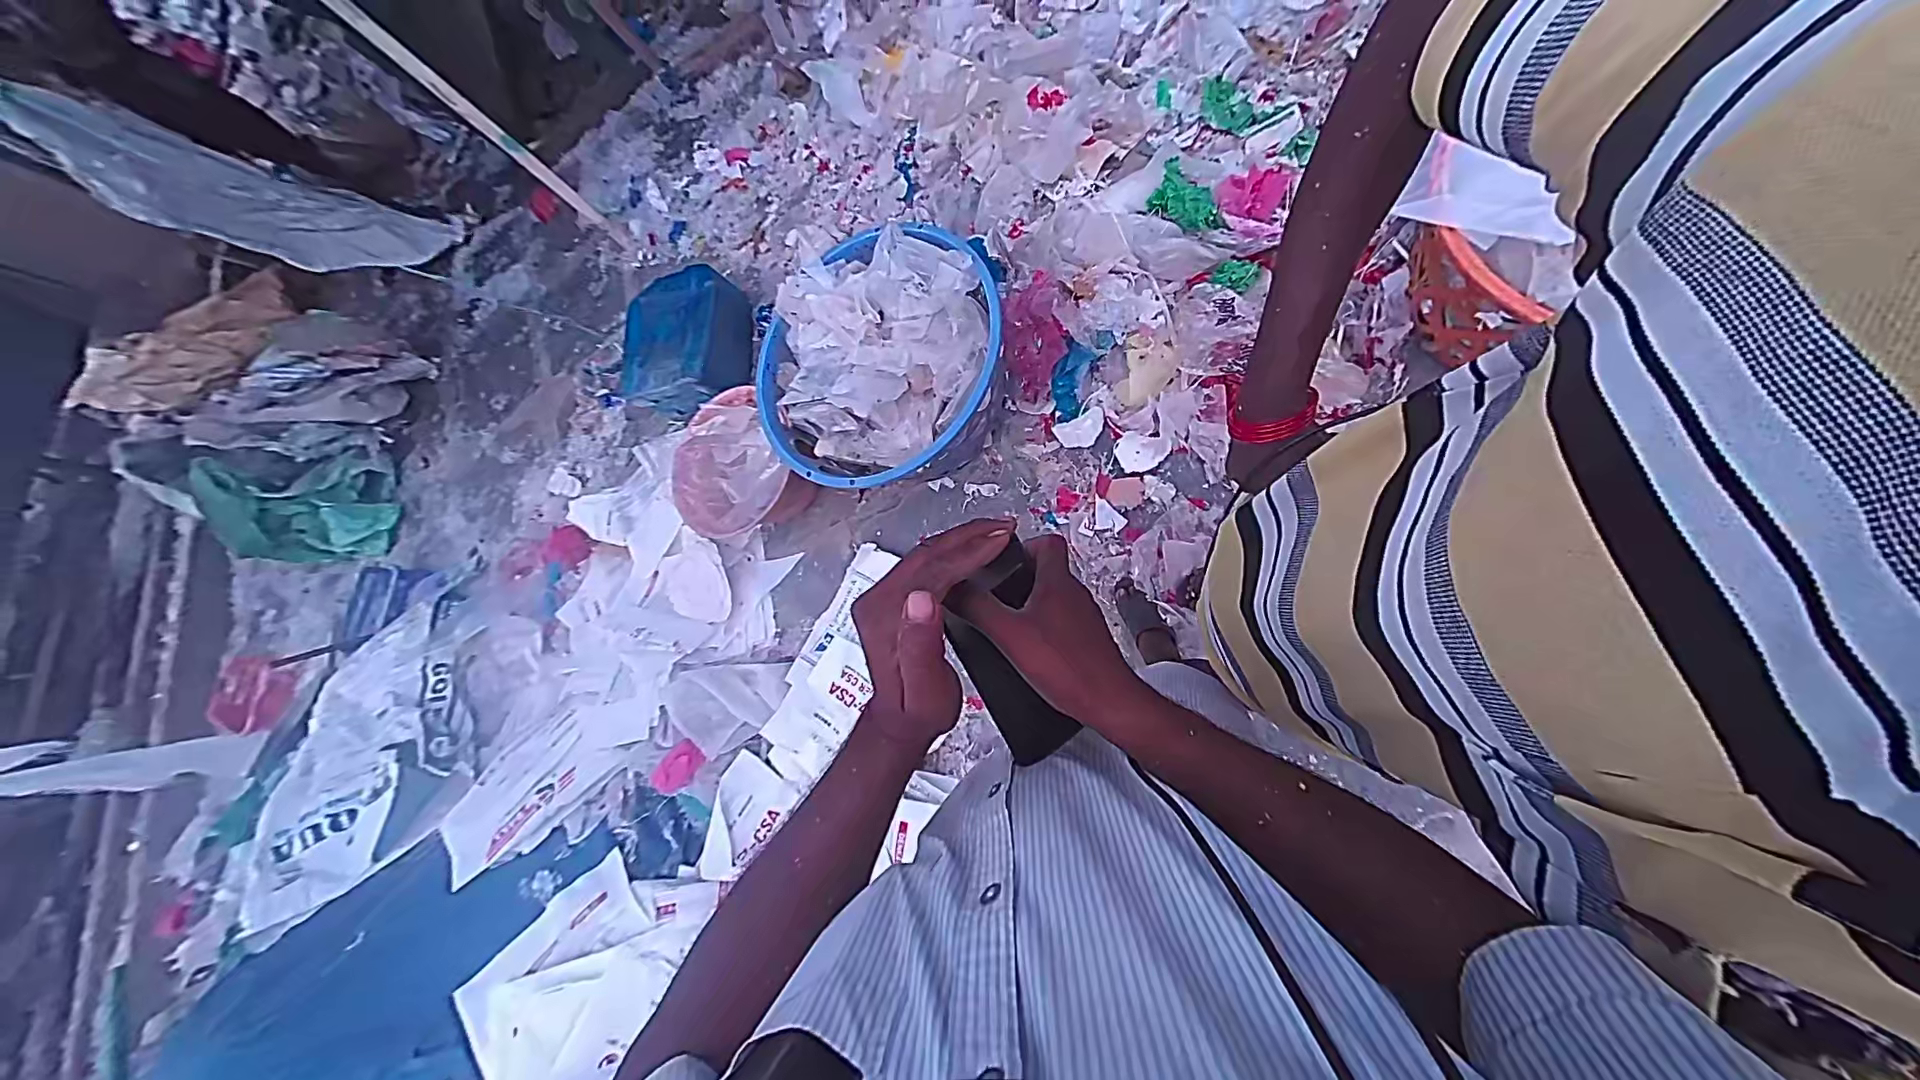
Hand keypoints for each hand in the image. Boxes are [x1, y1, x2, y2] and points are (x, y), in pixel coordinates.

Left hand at [850, 519, 1013, 751]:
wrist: (899, 721)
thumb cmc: (917, 708)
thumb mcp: (924, 687)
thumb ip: (920, 644)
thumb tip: (922, 599)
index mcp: (885, 616)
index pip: (932, 570)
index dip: (970, 552)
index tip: (1001, 540)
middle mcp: (878, 600)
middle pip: (927, 554)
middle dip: (968, 536)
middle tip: (1003, 527)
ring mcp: (882, 597)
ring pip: (925, 555)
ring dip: (961, 540)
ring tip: (993, 532)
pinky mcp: (892, 599)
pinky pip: (924, 565)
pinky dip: (951, 553)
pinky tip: (970, 551)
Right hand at [946, 533, 1142, 725]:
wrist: (1108, 702)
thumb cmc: (1069, 668)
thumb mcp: (1008, 634)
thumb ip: (978, 608)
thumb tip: (952, 589)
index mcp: (1058, 582)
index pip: (1047, 541)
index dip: (1022, 545)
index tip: (1001, 560)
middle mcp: (1075, 594)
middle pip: (1047, 569)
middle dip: (1018, 578)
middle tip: (996, 593)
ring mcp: (1083, 617)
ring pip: (1053, 596)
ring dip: (1030, 603)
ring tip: (1008, 621)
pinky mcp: (1086, 639)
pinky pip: (1061, 620)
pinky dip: (1042, 627)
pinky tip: (1029, 648)